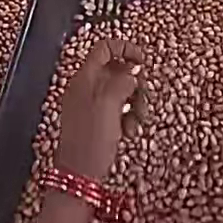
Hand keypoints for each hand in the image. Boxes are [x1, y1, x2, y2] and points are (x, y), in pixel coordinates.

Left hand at [55, 38, 145, 181]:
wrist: (79, 175)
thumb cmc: (92, 138)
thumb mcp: (110, 104)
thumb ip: (123, 81)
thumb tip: (133, 72)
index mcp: (85, 78)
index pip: (104, 48)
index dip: (126, 49)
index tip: (143, 62)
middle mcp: (87, 87)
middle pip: (117, 70)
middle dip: (135, 84)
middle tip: (142, 99)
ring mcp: (91, 104)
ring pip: (122, 91)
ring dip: (135, 103)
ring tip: (136, 121)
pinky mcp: (98, 120)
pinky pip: (119, 109)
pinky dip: (128, 116)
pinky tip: (129, 131)